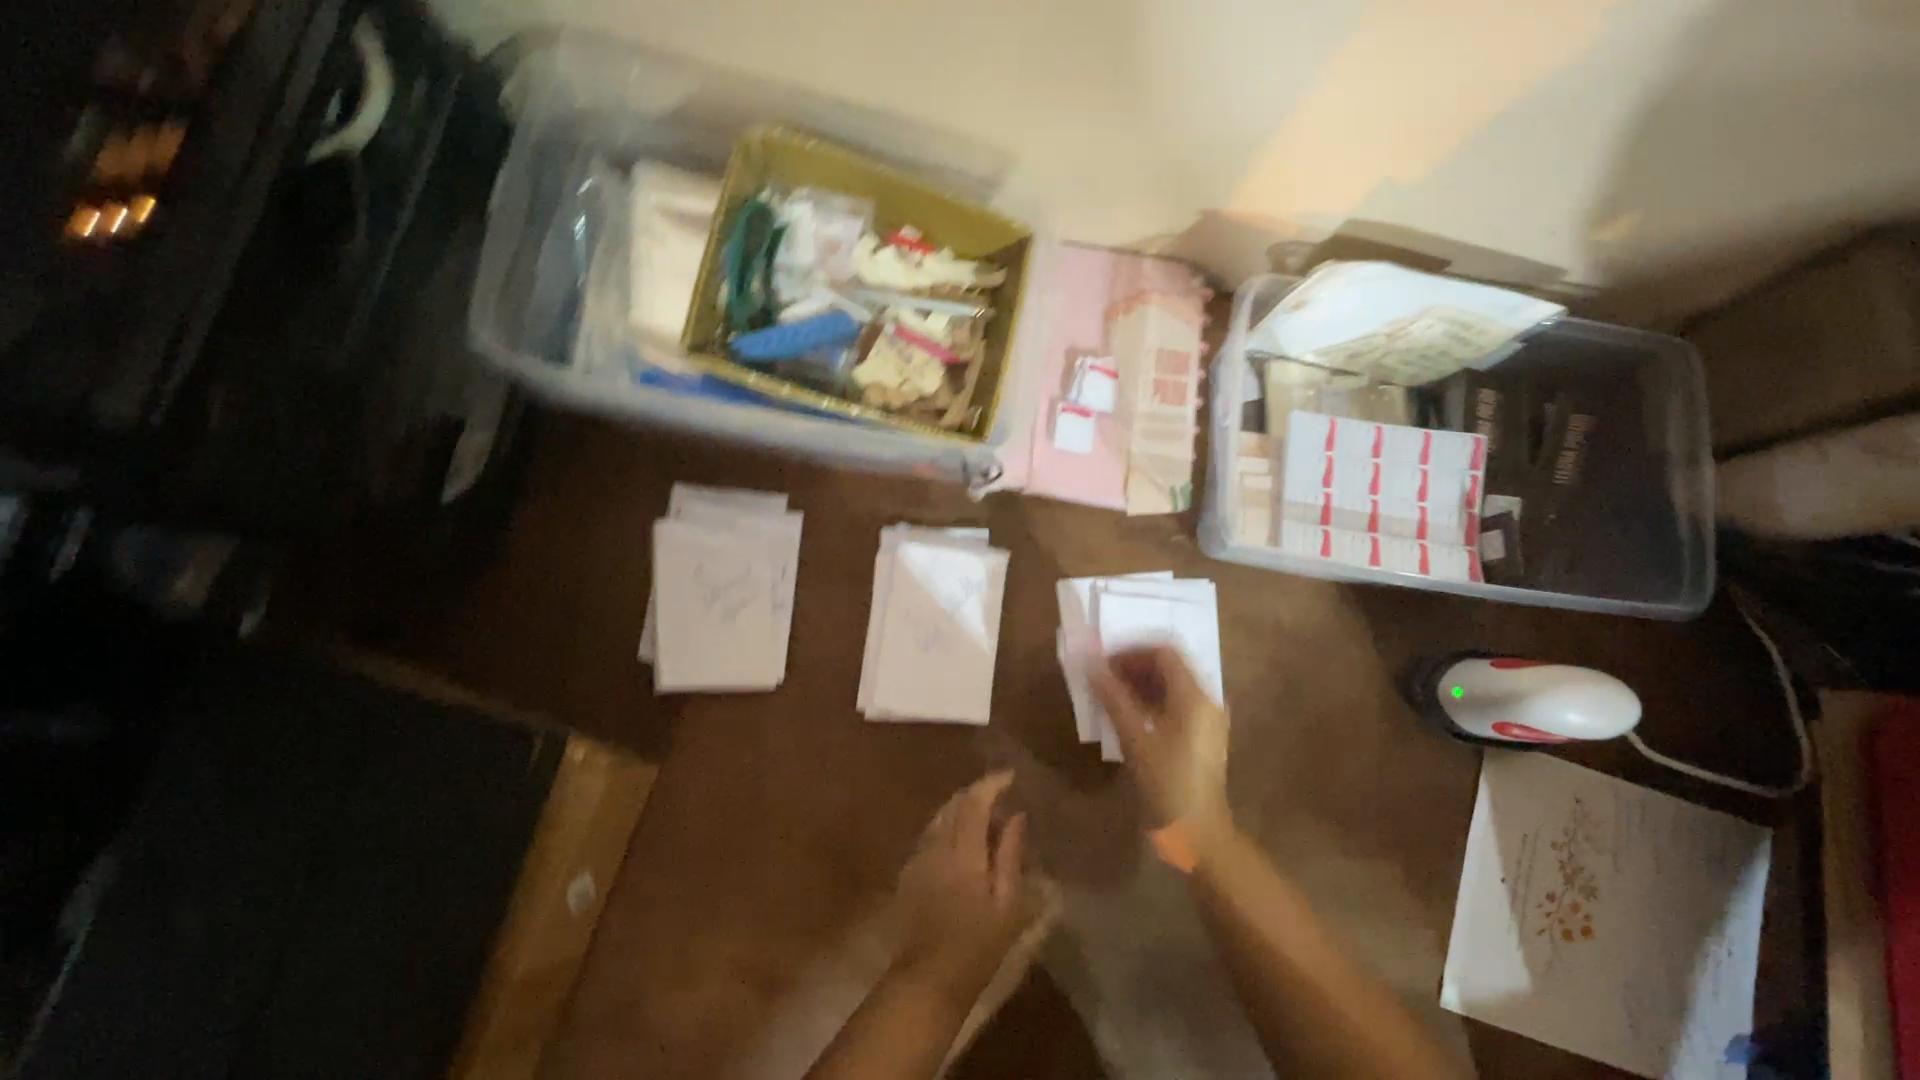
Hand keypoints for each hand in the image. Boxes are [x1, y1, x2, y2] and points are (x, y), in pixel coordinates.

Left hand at [893, 772, 1029, 997]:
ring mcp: (917, 858)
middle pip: (953, 804)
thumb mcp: (1007, 904)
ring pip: (938, 818)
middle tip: (1002, 799)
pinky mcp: (907, 873)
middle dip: (976, 794)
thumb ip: (1010, 855)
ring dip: (961, 810)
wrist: (927, 979)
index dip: (992, 784)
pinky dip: (948, 828)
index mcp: (963, 852)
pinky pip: (929, 836)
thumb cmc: (977, 946)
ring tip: (985, 821)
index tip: (1010, 776)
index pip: (975, 802)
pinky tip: (962, 844)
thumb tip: (1016, 817)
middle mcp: (935, 846)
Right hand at [1090, 645, 1232, 841]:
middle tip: (1102, 678)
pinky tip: (1129, 716)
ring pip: (1173, 686)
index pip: (1165, 652)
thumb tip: (1090, 664)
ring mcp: (1208, 720)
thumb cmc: (1166, 784)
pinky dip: (1152, 701)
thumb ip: (1113, 698)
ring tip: (1110, 696)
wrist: (1199, 834)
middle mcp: (1207, 701)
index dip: (1132, 651)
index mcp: (1195, 697)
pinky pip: (1177, 705)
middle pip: (1170, 666)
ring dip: (1141, 683)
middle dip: (1134, 666)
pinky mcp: (1203, 737)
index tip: (1103, 662)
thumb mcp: (1134, 739)